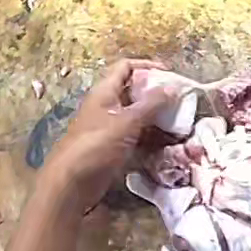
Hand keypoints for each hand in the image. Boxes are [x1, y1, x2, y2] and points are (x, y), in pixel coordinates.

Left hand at [35, 59, 172, 215]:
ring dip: (156, 116)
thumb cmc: (97, 146)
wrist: (71, 184)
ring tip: (178, 121)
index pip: (126, 67)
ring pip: (136, 115)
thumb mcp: (127, 122)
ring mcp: (109, 127)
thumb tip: (173, 87)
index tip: (170, 74)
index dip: (147, 66)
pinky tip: (166, 142)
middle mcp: (106, 106)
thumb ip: (151, 104)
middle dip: (156, 93)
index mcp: (105, 92)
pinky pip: (135, 135)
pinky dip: (150, 136)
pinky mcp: (112, 147)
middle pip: (133, 91)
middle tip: (178, 100)